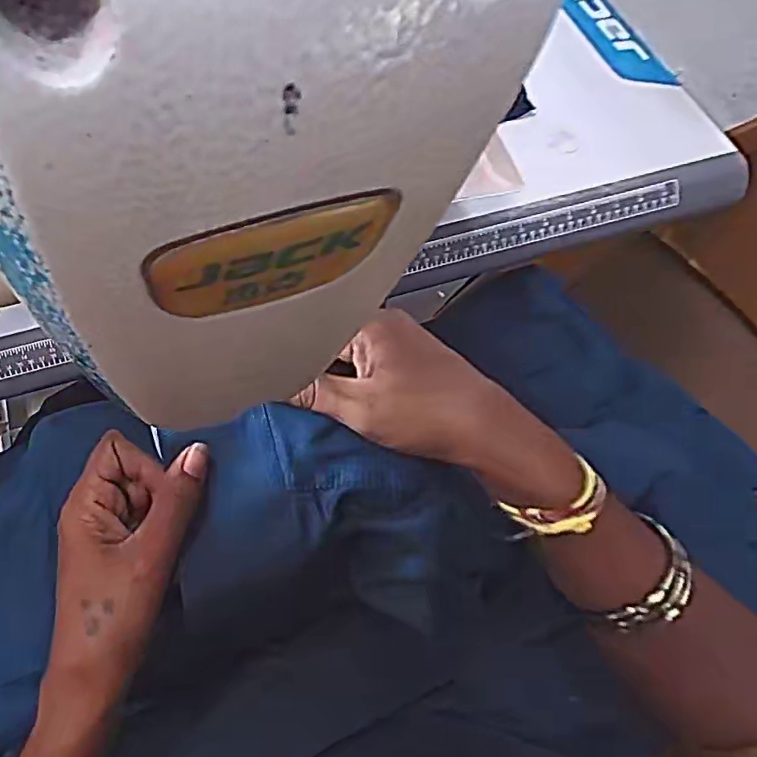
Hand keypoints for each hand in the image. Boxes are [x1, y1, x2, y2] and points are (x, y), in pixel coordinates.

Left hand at [42, 431, 208, 726]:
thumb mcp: (150, 555)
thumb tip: (198, 452)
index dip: (147, 465)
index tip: (167, 503)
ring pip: (143, 500)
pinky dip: (162, 534)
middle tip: (170, 534)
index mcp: (84, 502)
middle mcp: (89, 511)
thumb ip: (176, 501)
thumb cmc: (113, 618)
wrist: (93, 680)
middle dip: (161, 494)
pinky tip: (168, 558)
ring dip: (165, 516)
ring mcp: (102, 534)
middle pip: (132, 472)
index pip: (117, 449)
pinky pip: (144, 525)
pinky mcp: (115, 555)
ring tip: (169, 549)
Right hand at [291, 309, 583, 505]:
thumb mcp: (359, 409)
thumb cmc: (429, 415)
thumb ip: (312, 393)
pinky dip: (353, 386)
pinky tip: (344, 406)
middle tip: (283, 394)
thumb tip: (271, 384)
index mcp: (370, 322)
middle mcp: (385, 324)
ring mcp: (400, 343)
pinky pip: (366, 369)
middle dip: (308, 368)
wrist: (491, 434)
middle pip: (328, 342)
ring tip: (312, 403)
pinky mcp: (411, 365)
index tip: (265, 376)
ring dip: (332, 381)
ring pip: (347, 358)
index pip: (311, 331)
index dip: (287, 355)